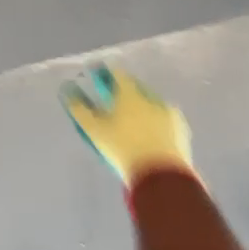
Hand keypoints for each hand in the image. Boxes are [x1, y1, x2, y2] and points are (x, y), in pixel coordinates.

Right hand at [61, 64, 193, 186]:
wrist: (162, 177)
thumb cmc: (122, 148)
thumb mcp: (93, 129)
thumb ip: (78, 107)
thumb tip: (67, 89)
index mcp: (130, 94)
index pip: (117, 74)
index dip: (104, 72)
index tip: (94, 73)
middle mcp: (151, 98)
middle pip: (135, 87)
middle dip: (122, 88)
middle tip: (111, 95)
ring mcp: (169, 114)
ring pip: (150, 102)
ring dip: (139, 104)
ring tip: (129, 114)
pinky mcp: (181, 131)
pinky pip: (163, 117)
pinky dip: (153, 118)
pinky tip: (147, 129)